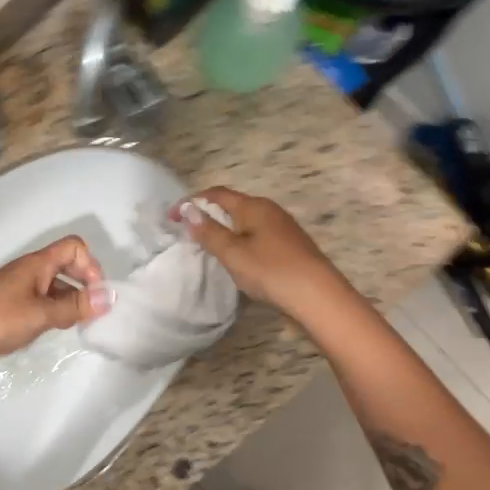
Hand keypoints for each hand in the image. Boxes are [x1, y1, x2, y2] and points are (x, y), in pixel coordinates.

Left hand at [0, 236, 110, 365]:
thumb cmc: (0, 320)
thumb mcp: (43, 314)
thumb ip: (77, 306)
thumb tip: (109, 298)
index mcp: (37, 263)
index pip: (74, 247)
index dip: (91, 266)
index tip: (95, 294)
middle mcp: (29, 269)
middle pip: (66, 264)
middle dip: (83, 284)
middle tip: (90, 310)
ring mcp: (18, 285)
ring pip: (54, 284)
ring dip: (69, 299)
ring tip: (73, 323)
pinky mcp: (10, 301)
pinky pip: (41, 297)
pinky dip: (53, 307)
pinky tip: (52, 327)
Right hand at [184, 187, 350, 316]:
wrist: (317, 296)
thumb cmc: (270, 271)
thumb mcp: (233, 253)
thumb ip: (209, 231)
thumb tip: (189, 210)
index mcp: (253, 206)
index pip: (217, 194)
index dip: (192, 202)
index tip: (172, 217)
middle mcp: (269, 210)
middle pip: (232, 205)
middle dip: (208, 214)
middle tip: (187, 232)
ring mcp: (282, 228)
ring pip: (245, 222)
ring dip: (224, 229)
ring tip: (208, 246)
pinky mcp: (289, 246)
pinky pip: (256, 235)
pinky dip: (240, 241)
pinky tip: (236, 258)